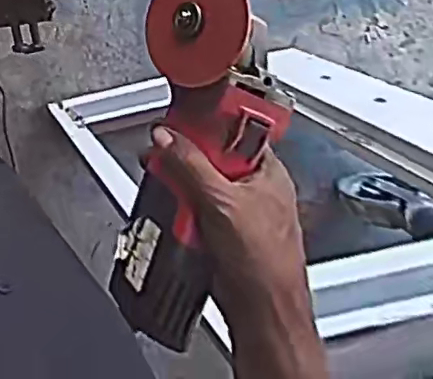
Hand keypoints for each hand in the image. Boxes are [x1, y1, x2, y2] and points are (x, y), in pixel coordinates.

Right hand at [152, 126, 326, 378]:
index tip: (182, 114)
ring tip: (166, 180)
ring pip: (199, 177)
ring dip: (179, 179)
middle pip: (210, 151)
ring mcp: (237, 206)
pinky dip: (180, 202)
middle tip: (165, 151)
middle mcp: (254, 185)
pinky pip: (194, 201)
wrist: (263, 318)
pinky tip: (174, 208)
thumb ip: (189, 163)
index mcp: (267, 170)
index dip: (208, 119)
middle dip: (184, 153)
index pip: (235, 127)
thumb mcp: (221, 202)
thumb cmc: (266, 267)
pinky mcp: (221, 226)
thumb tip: (165, 136)